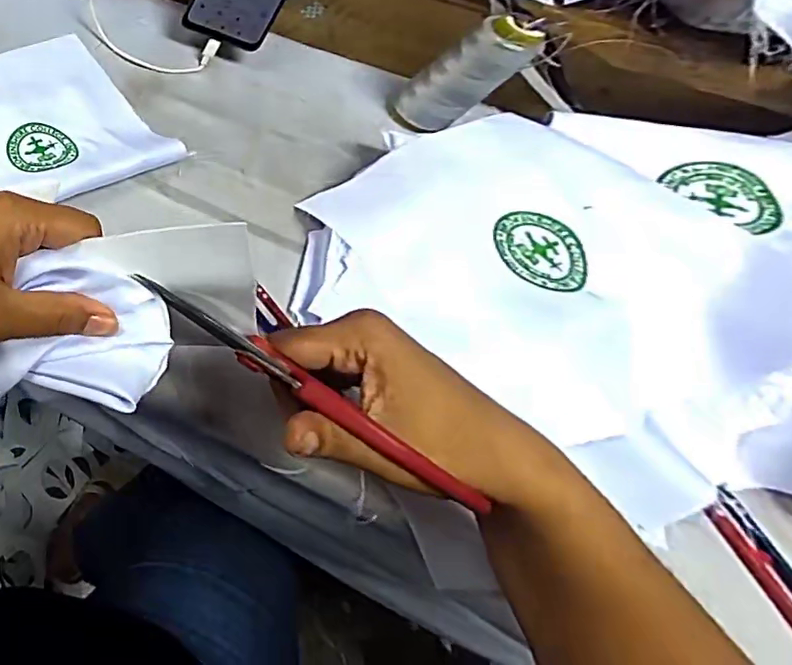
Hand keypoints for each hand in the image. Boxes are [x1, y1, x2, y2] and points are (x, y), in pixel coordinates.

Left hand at [0, 189, 117, 372]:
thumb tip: (112, 316)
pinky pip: (5, 233)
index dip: (96, 266)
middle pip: (57, 228)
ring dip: (38, 267)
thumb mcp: (2, 317)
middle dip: (67, 268)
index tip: (90, 304)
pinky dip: (14, 259)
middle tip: (59, 311)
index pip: (83, 229)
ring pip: (31, 232)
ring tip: (26, 304)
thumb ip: (60, 313)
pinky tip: (0, 288)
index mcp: (13, 212)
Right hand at [267, 310, 577, 512]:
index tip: (290, 416)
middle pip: (296, 352)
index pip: (288, 344)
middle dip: (300, 392)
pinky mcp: (375, 356)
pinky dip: (330, 396)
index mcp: (361, 332)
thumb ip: (327, 435)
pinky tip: (354, 420)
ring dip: (316, 398)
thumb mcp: (384, 447)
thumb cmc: (453, 450)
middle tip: (324, 431)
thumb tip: (286, 433)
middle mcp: (361, 326)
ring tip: (348, 429)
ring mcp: (369, 339)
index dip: (279, 378)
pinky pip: (329, 369)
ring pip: (310, 363)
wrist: (512, 466)